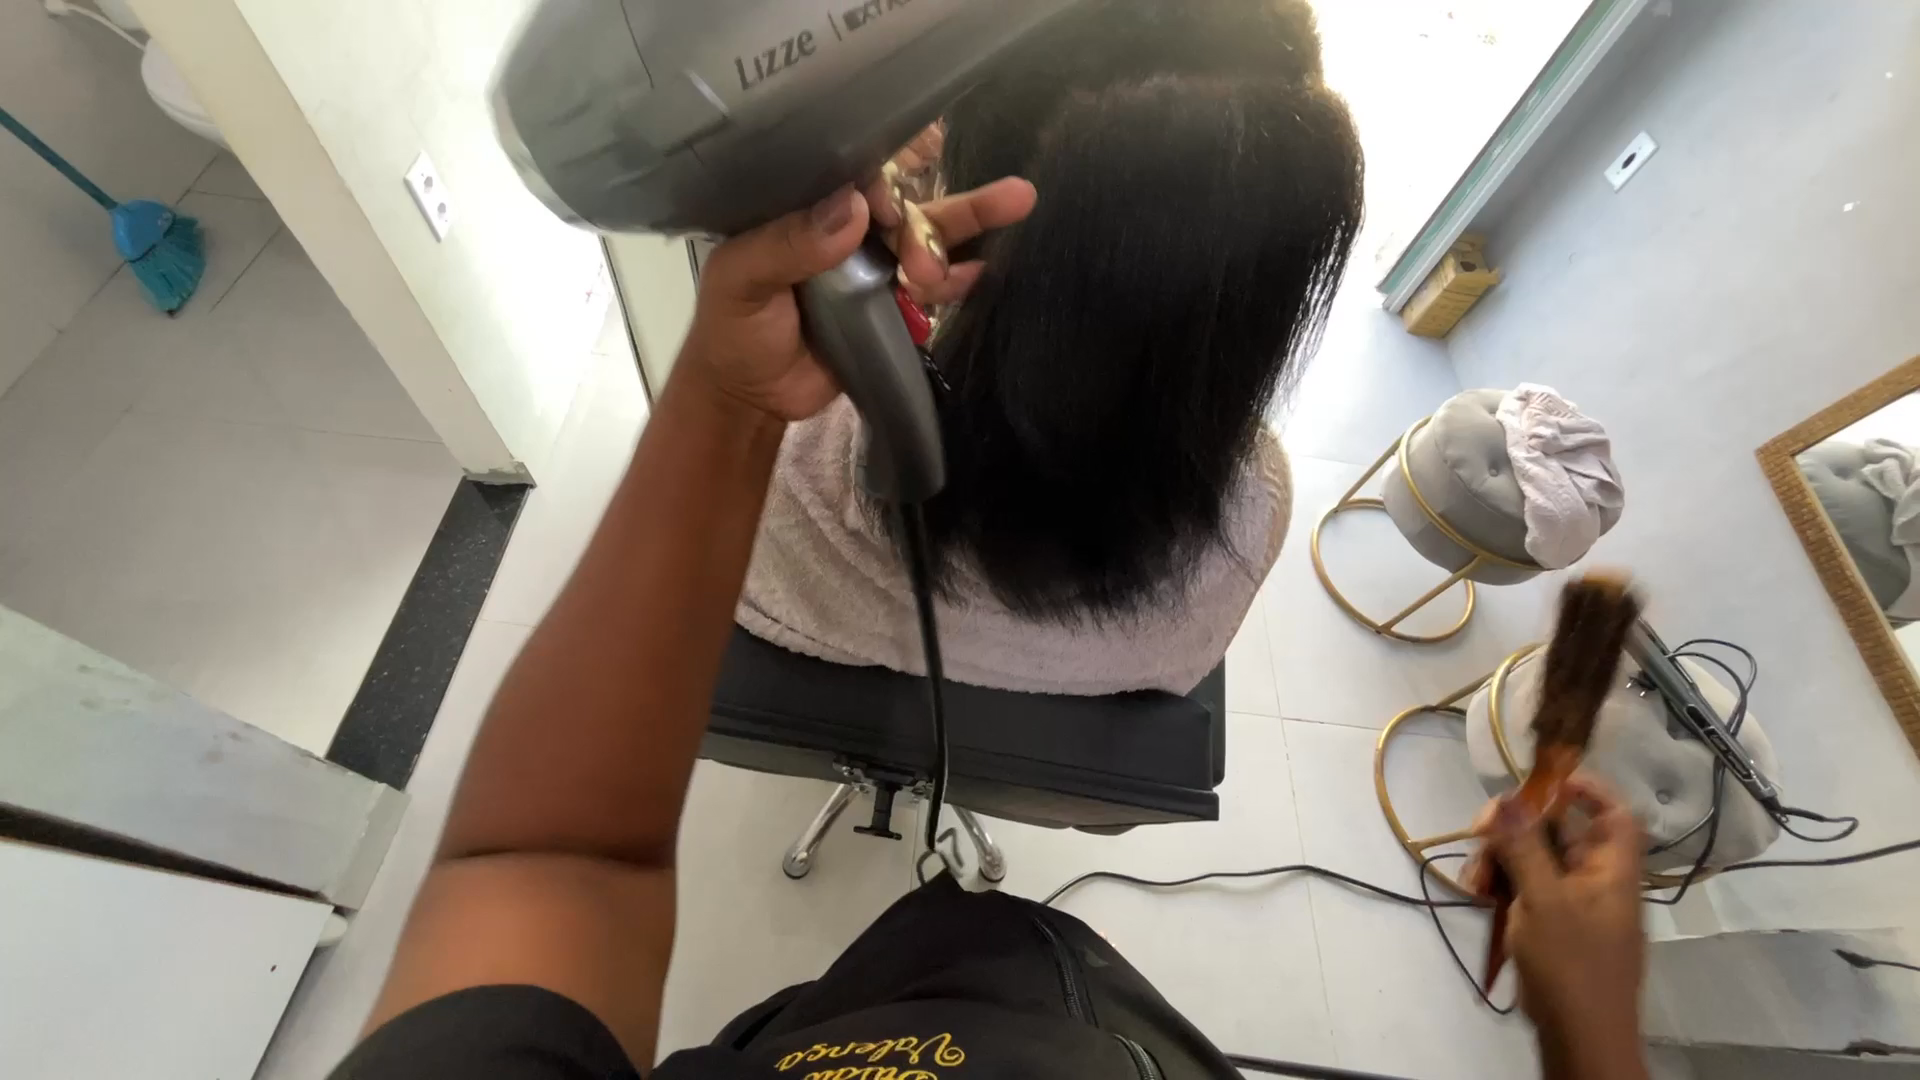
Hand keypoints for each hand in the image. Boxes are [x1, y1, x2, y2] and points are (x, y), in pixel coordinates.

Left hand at [684, 171, 1036, 422]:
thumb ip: (787, 246)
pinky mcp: (892, 305)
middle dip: (927, 223)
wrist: (755, 396)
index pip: (850, 172)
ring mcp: (872, 266)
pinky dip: (963, 274)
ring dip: (968, 224)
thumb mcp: (741, 283)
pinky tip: (985, 267)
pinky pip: (934, 286)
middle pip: (899, 202)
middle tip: (924, 269)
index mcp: (800, 208)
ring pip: (927, 234)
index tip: (888, 215)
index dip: (881, 182)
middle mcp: (842, 228)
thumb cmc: (735, 331)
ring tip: (1018, 201)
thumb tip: (853, 209)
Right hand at [1468, 774, 1648, 1077]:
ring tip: (1476, 879)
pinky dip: (1499, 882)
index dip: (1586, 789)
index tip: (1540, 778)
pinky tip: (1478, 894)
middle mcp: (1594, 881)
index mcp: (1610, 874)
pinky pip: (1523, 884)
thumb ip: (1523, 846)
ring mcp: (1571, 902)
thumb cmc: (1570, 965)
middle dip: (1514, 828)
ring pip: (1531, 856)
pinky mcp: (1550, 920)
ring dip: (1498, 858)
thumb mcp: (1542, 900)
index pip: (1614, 816)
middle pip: (1558, 832)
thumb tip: (1507, 796)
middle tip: (1480, 832)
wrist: (1578, 1037)